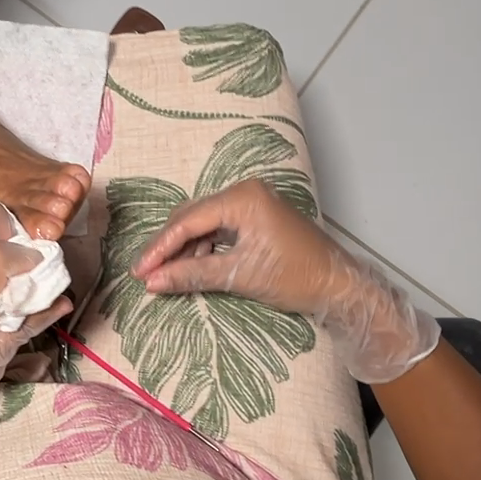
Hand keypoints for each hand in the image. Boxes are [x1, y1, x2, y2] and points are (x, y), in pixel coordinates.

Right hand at [130, 180, 438, 383]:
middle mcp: (243, 193)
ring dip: (183, 250)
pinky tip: (190, 268)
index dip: (160, 248)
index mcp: (242, 198)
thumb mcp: (239, 276)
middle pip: (190, 218)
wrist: (341, 287)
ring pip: (201, 224)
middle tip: (146, 274)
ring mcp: (250, 204)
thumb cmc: (296, 277)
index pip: (188, 221)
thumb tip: (151, 282)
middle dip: (167, 247)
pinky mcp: (255, 218)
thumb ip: (191, 274)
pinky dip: (201, 249)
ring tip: (165, 276)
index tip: (139, 271)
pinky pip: (216, 229)